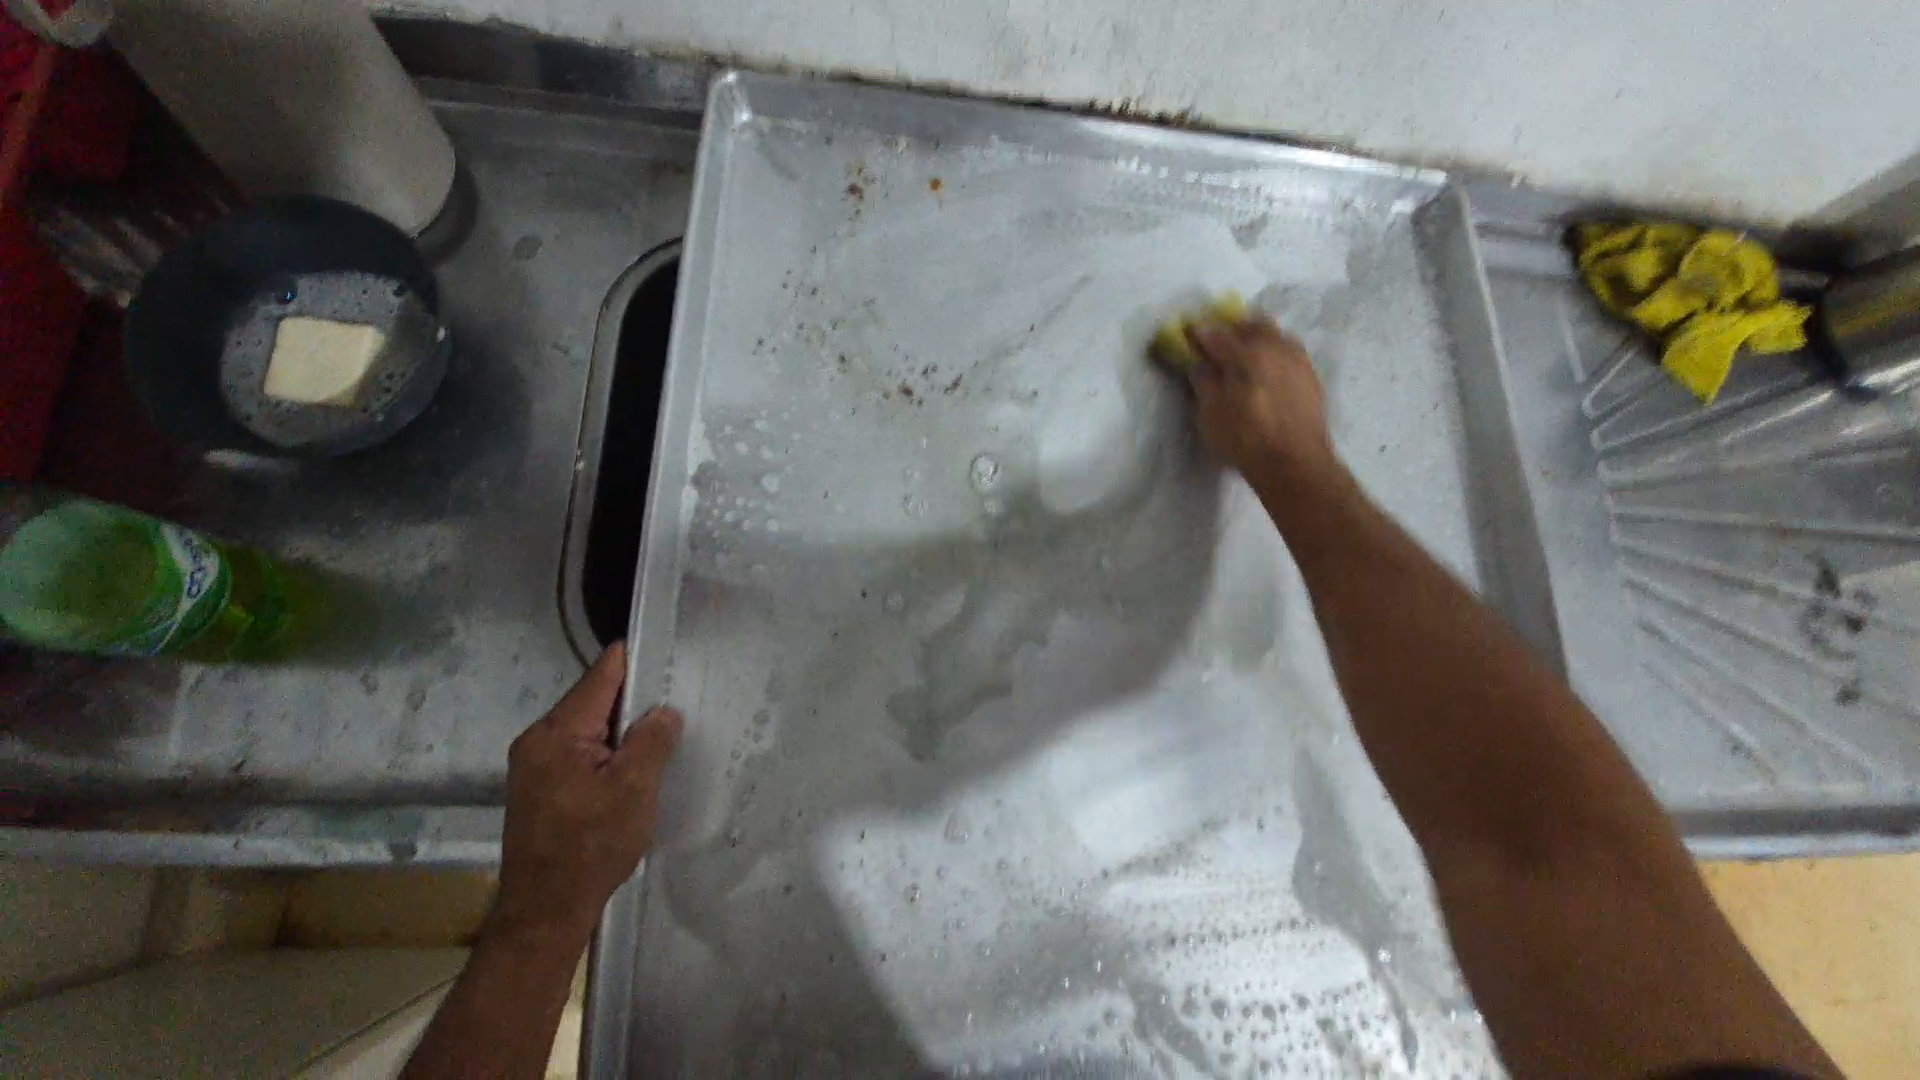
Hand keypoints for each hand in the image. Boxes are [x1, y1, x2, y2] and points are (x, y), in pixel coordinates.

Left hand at [490, 641, 682, 942]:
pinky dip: (609, 751)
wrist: (545, 912)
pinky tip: (634, 765)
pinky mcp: (541, 788)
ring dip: (623, 730)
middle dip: (634, 699)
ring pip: (589, 728)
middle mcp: (538, 740)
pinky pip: (581, 752)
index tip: (667, 649)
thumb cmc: (592, 846)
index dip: (635, 660)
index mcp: (556, 733)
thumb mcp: (634, 789)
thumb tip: (664, 711)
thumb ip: (651, 740)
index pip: (601, 676)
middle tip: (676, 698)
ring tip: (662, 732)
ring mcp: (535, 765)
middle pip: (594, 700)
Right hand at [1185, 314, 1340, 487]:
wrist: (1296, 463)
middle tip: (1218, 344)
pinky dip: (1274, 354)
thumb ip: (1204, 382)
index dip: (1198, 332)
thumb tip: (1199, 362)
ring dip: (1256, 338)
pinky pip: (1289, 352)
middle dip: (1232, 328)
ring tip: (1245, 357)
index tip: (1187, 332)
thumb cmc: (1245, 440)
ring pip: (1274, 335)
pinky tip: (1267, 372)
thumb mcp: (1211, 415)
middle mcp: (1274, 347)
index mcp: (1246, 354)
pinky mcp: (1311, 375)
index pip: (1215, 334)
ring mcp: (1297, 359)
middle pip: (1251, 324)